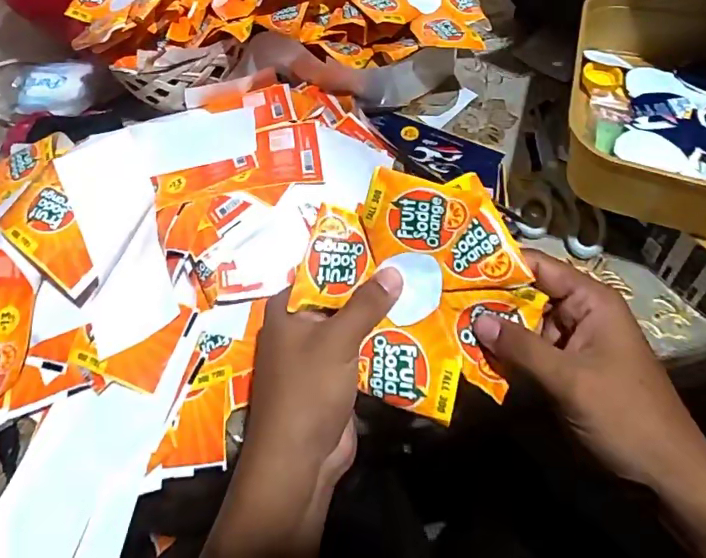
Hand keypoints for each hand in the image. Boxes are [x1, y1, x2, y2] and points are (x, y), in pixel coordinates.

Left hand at [205, 266, 400, 557]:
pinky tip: (411, 325)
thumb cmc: (307, 392)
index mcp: (288, 309)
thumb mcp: (338, 340)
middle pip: (339, 295)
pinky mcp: (334, 377)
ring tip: (417, 286)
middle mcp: (299, 326)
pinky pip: (360, 348)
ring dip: (378, 312)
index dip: (350, 254)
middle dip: (371, 283)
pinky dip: (380, 339)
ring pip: (352, 322)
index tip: (384, 239)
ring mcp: (317, 354)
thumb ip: (367, 303)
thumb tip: (395, 269)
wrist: (299, 465)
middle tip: (408, 261)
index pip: (320, 269)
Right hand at [471, 250, 700, 488]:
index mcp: (592, 299)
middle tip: (449, 298)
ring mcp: (579, 342)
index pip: (541, 268)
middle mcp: (584, 312)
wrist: (668, 471)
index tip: (462, 264)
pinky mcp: (574, 369)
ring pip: (531, 326)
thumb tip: (477, 318)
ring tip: (455, 325)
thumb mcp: (569, 379)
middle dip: (495, 299)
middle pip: (532, 296)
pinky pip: (538, 352)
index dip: (504, 264)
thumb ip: (522, 348)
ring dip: (501, 330)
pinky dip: (514, 355)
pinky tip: (481, 357)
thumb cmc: (624, 413)